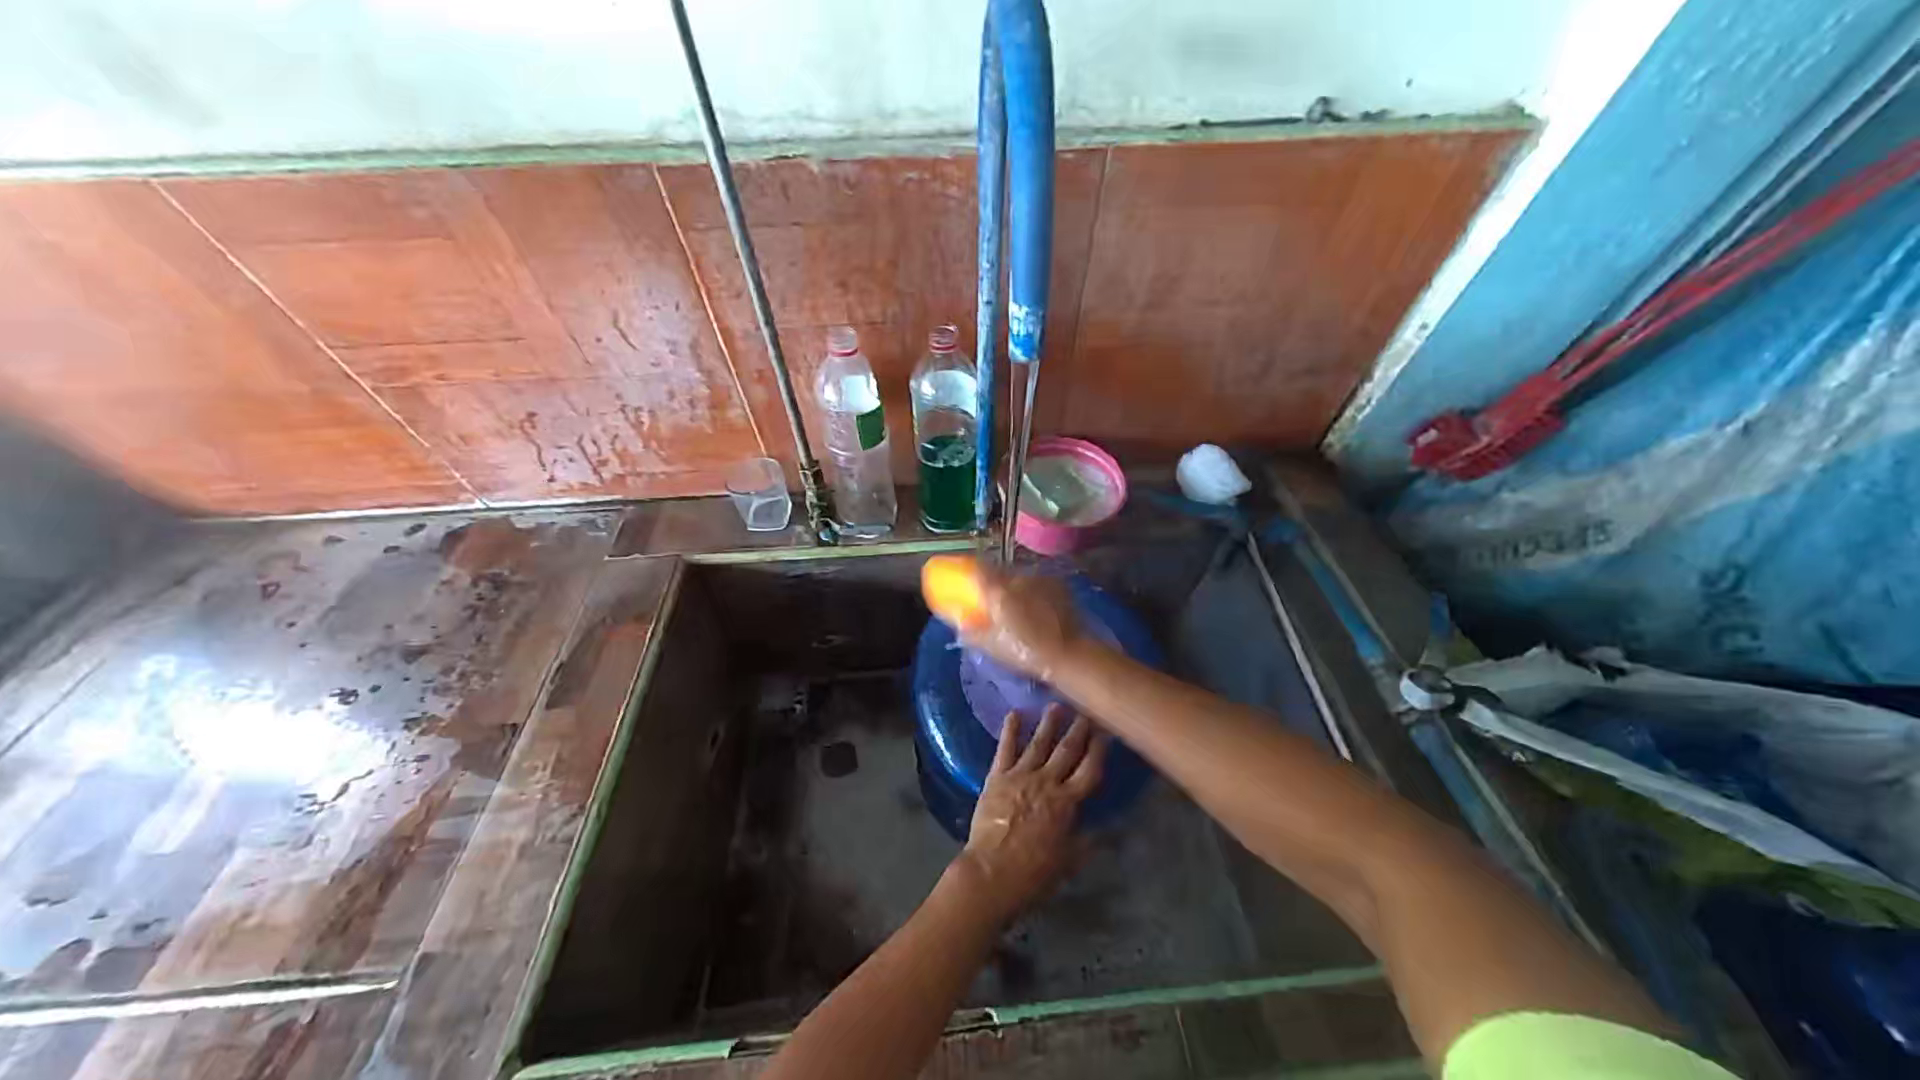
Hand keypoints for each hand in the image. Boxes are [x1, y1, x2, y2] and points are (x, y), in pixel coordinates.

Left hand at [949, 704, 1107, 924]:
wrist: (992, 871)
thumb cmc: (1034, 872)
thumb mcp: (1071, 860)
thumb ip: (1092, 841)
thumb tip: (1115, 831)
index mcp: (1067, 802)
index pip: (1090, 770)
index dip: (1099, 750)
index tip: (1106, 732)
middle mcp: (1046, 782)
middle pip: (1067, 750)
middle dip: (1078, 729)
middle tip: (1086, 709)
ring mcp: (1020, 776)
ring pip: (1038, 743)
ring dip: (1049, 723)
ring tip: (1057, 705)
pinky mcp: (997, 777)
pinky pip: (1005, 749)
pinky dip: (1010, 730)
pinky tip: (1014, 713)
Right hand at [958, 567, 1087, 680]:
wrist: (1069, 654)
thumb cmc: (1026, 652)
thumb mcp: (992, 646)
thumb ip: (971, 630)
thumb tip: (959, 622)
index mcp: (998, 591)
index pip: (977, 567)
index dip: (968, 568)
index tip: (963, 575)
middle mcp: (1018, 578)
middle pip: (998, 571)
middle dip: (992, 582)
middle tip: (991, 599)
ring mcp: (1040, 579)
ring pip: (1019, 577)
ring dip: (1014, 587)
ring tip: (1017, 606)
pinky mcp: (1057, 584)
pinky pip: (1037, 583)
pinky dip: (1032, 591)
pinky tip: (1036, 607)